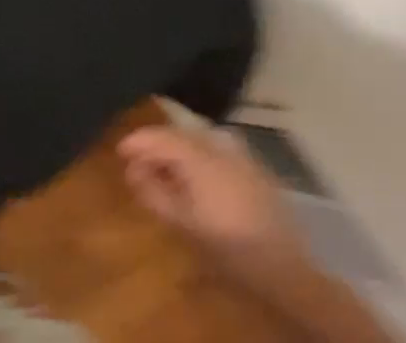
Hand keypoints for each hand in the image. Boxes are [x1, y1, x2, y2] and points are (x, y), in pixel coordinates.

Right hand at [117, 124, 309, 287]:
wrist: (285, 270)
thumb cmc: (227, 247)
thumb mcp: (181, 221)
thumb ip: (151, 190)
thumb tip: (133, 169)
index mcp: (201, 158)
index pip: (159, 135)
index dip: (136, 141)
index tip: (119, 152)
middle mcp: (221, 148)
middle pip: (179, 134)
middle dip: (156, 146)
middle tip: (140, 166)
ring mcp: (242, 157)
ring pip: (199, 141)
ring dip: (177, 151)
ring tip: (166, 173)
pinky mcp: (256, 170)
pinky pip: (217, 151)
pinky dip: (198, 158)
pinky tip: (195, 180)